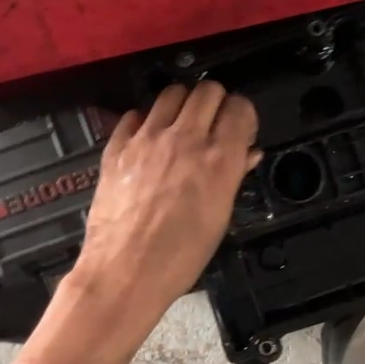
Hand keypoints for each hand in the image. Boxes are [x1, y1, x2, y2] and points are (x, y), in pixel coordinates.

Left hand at [70, 81, 260, 320]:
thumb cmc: (178, 257)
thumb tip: (247, 153)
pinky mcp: (118, 147)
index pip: (240, 109)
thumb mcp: (218, 219)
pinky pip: (135, 114)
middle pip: (208, 91)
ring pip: (172, 93)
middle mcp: (185, 140)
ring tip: (182, 127)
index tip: (241, 131)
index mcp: (218, 160)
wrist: (125, 272)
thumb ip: (233, 176)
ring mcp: (147, 139)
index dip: (244, 116)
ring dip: (183, 104)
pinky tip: (150, 139)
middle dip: (216, 103)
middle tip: (214, 125)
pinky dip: (147, 120)